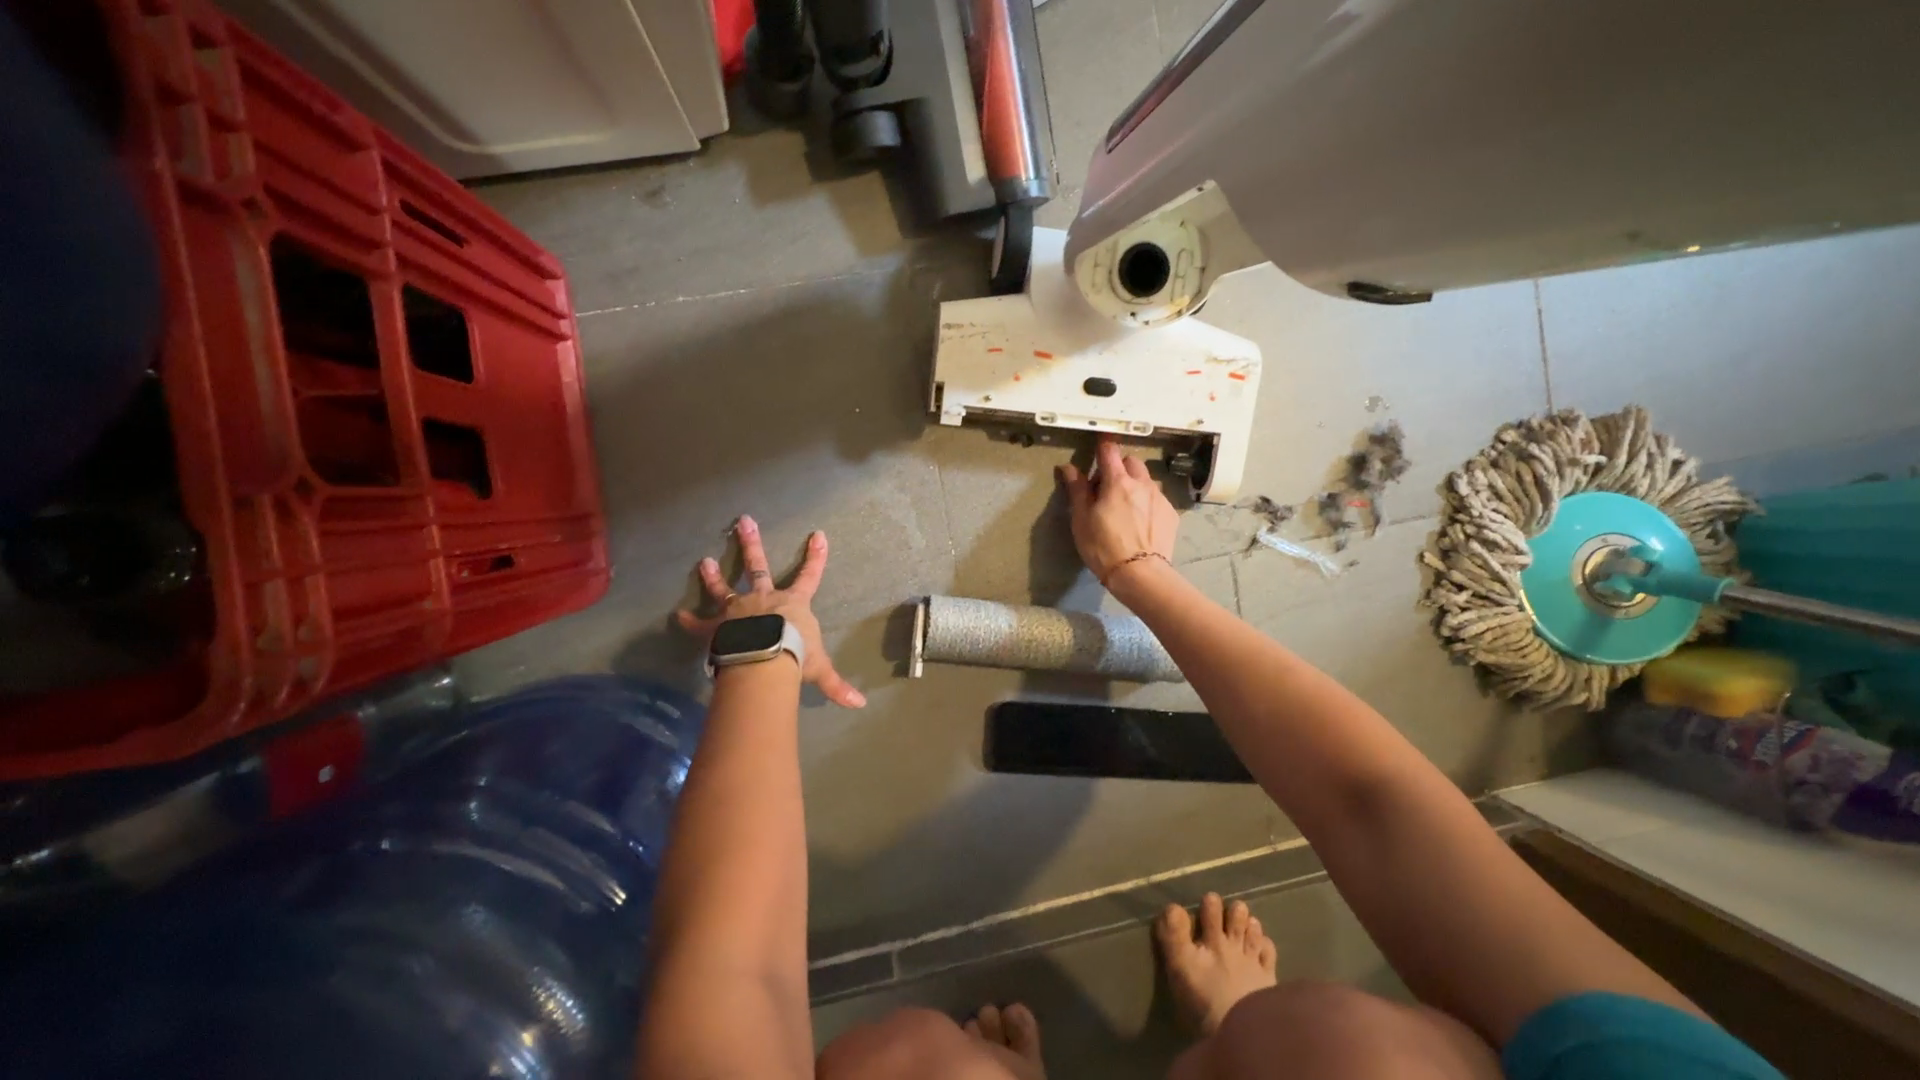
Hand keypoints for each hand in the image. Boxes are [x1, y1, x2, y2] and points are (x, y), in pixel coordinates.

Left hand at [675, 515, 866, 707]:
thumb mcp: (820, 670)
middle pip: (758, 567)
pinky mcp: (717, 626)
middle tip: (744, 521)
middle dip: (751, 544)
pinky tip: (679, 616)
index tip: (818, 535)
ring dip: (713, 575)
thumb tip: (860, 704)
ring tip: (703, 560)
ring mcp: (738, 609)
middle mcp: (764, 599)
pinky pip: (701, 623)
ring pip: (724, 587)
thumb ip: (836, 685)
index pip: (810, 576)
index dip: (815, 557)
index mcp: (793, 604)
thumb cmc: (795, 656)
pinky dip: (691, 621)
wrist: (764, 658)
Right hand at [1057, 437, 1178, 587]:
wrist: (1139, 574)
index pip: (1109, 451)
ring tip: (1125, 509)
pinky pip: (1157, 499)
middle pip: (1131, 462)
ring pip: (1146, 480)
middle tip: (1107, 489)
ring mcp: (1159, 498)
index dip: (1102, 448)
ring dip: (1135, 486)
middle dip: (1120, 468)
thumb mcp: (1082, 519)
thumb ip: (1077, 490)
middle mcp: (1142, 483)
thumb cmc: (1103, 546)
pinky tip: (1140, 524)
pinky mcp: (1170, 514)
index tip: (1097, 452)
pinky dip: (1147, 503)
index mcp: (1117, 481)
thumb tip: (1069, 467)